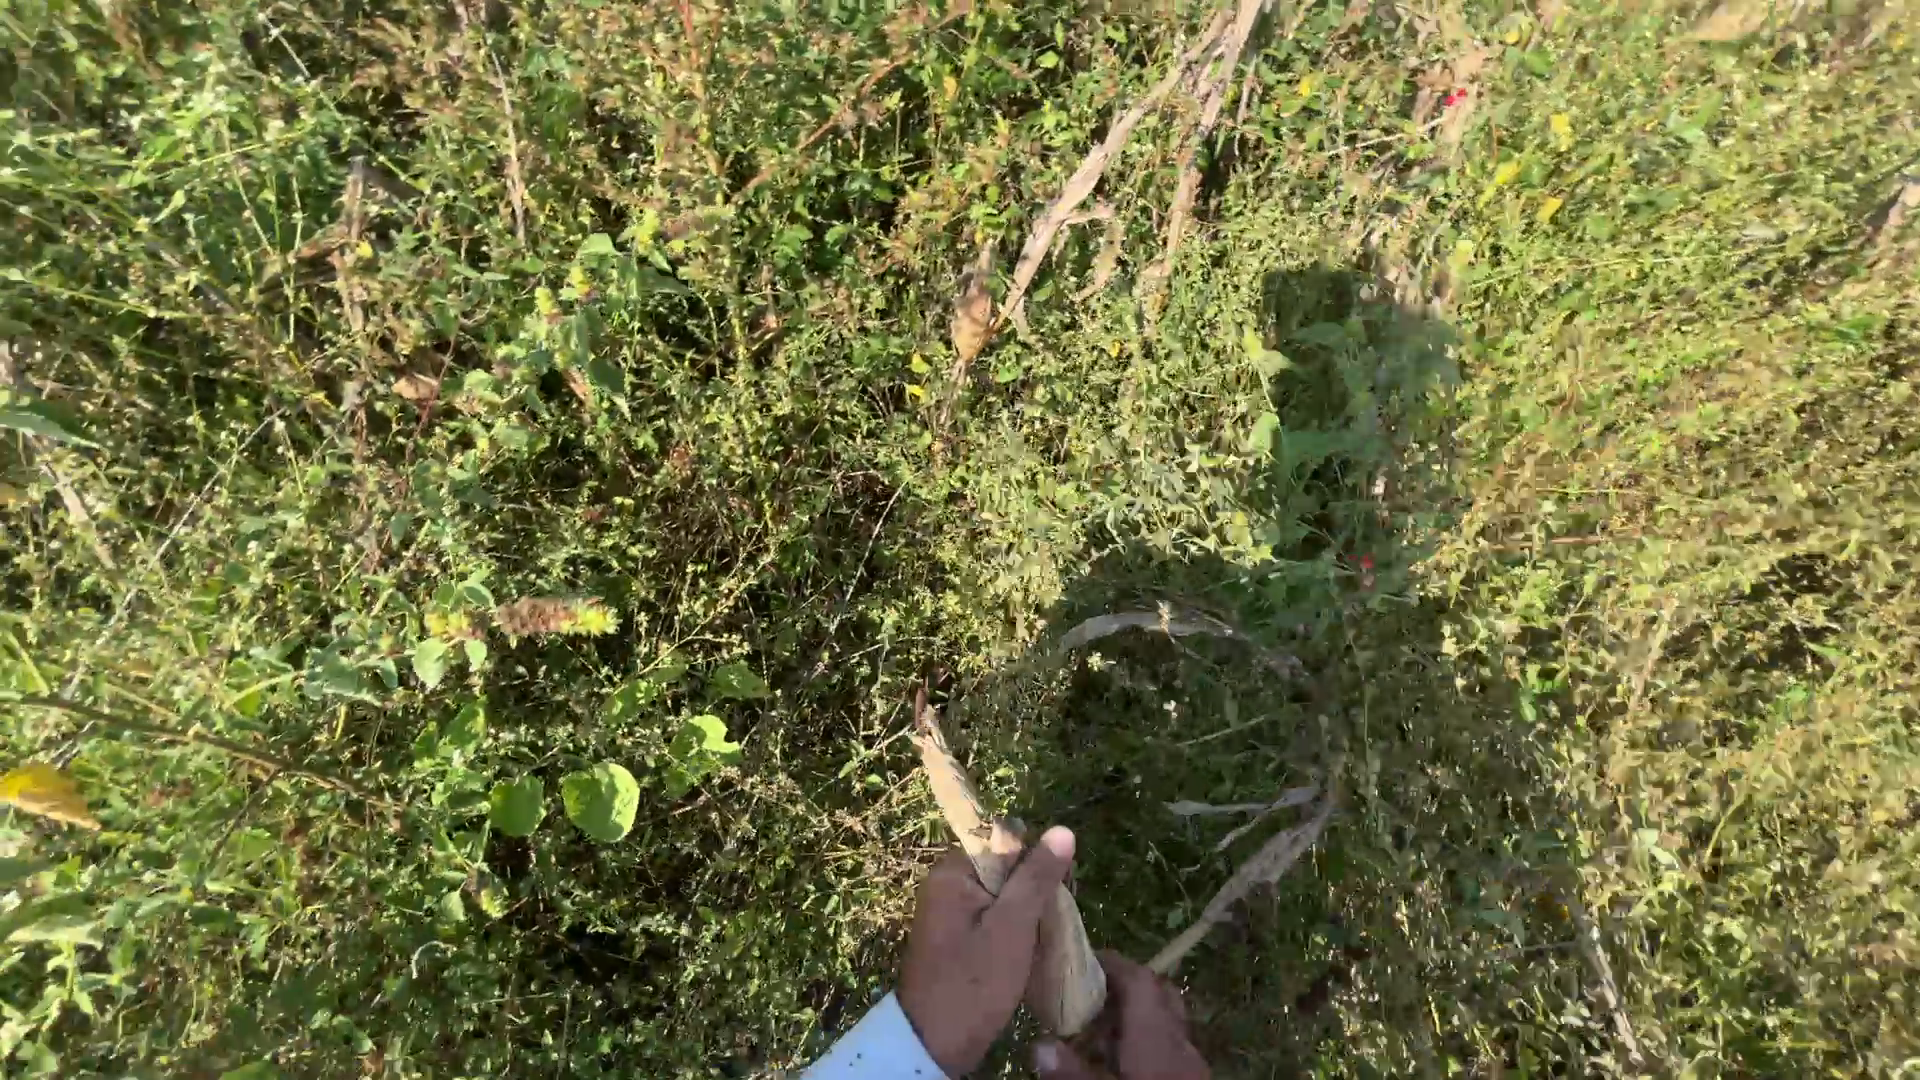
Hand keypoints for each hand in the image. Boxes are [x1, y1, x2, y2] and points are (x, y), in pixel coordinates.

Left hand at [897, 826, 1076, 1076]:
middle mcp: (945, 884)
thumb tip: (1063, 830)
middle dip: (1032, 888)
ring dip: (1025, 912)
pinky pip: (989, 918)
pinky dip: (1011, 929)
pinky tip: (1029, 950)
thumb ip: (1036, 877)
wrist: (932, 1047)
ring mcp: (946, 912)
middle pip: (1001, 868)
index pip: (1002, 841)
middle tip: (1057, 917)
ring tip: (1048, 935)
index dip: (1036, 857)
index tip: (1062, 884)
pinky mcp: (953, 938)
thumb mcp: (1013, 926)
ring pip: (999, 896)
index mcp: (952, 872)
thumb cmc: (974, 982)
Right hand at [1030, 952, 1209, 1079]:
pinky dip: (1148, 1047)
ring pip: (1168, 1026)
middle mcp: (1180, 1046)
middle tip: (1092, 998)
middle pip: (1159, 997)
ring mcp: (1194, 1069)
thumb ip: (1072, 1073)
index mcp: (1156, 1040)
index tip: (1085, 962)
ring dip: (1137, 1020)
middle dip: (1127, 989)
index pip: (1140, 981)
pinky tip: (1124, 1068)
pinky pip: (1173, 1052)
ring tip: (1101, 1036)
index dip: (1114, 964)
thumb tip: (1038, 1044)